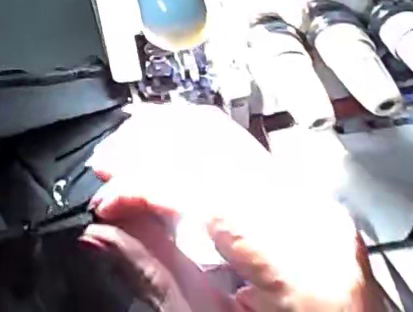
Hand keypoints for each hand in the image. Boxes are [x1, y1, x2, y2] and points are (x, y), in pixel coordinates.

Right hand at [82, 103, 377, 311]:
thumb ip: (157, 280)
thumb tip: (100, 234)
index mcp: (302, 265)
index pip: (205, 189)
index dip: (142, 184)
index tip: (105, 199)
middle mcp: (313, 215)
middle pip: (213, 143)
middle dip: (146, 146)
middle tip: (103, 168)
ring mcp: (311, 198)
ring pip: (221, 133)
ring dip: (163, 138)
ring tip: (123, 160)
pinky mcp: (300, 192)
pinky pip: (235, 147)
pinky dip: (188, 147)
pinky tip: (159, 159)